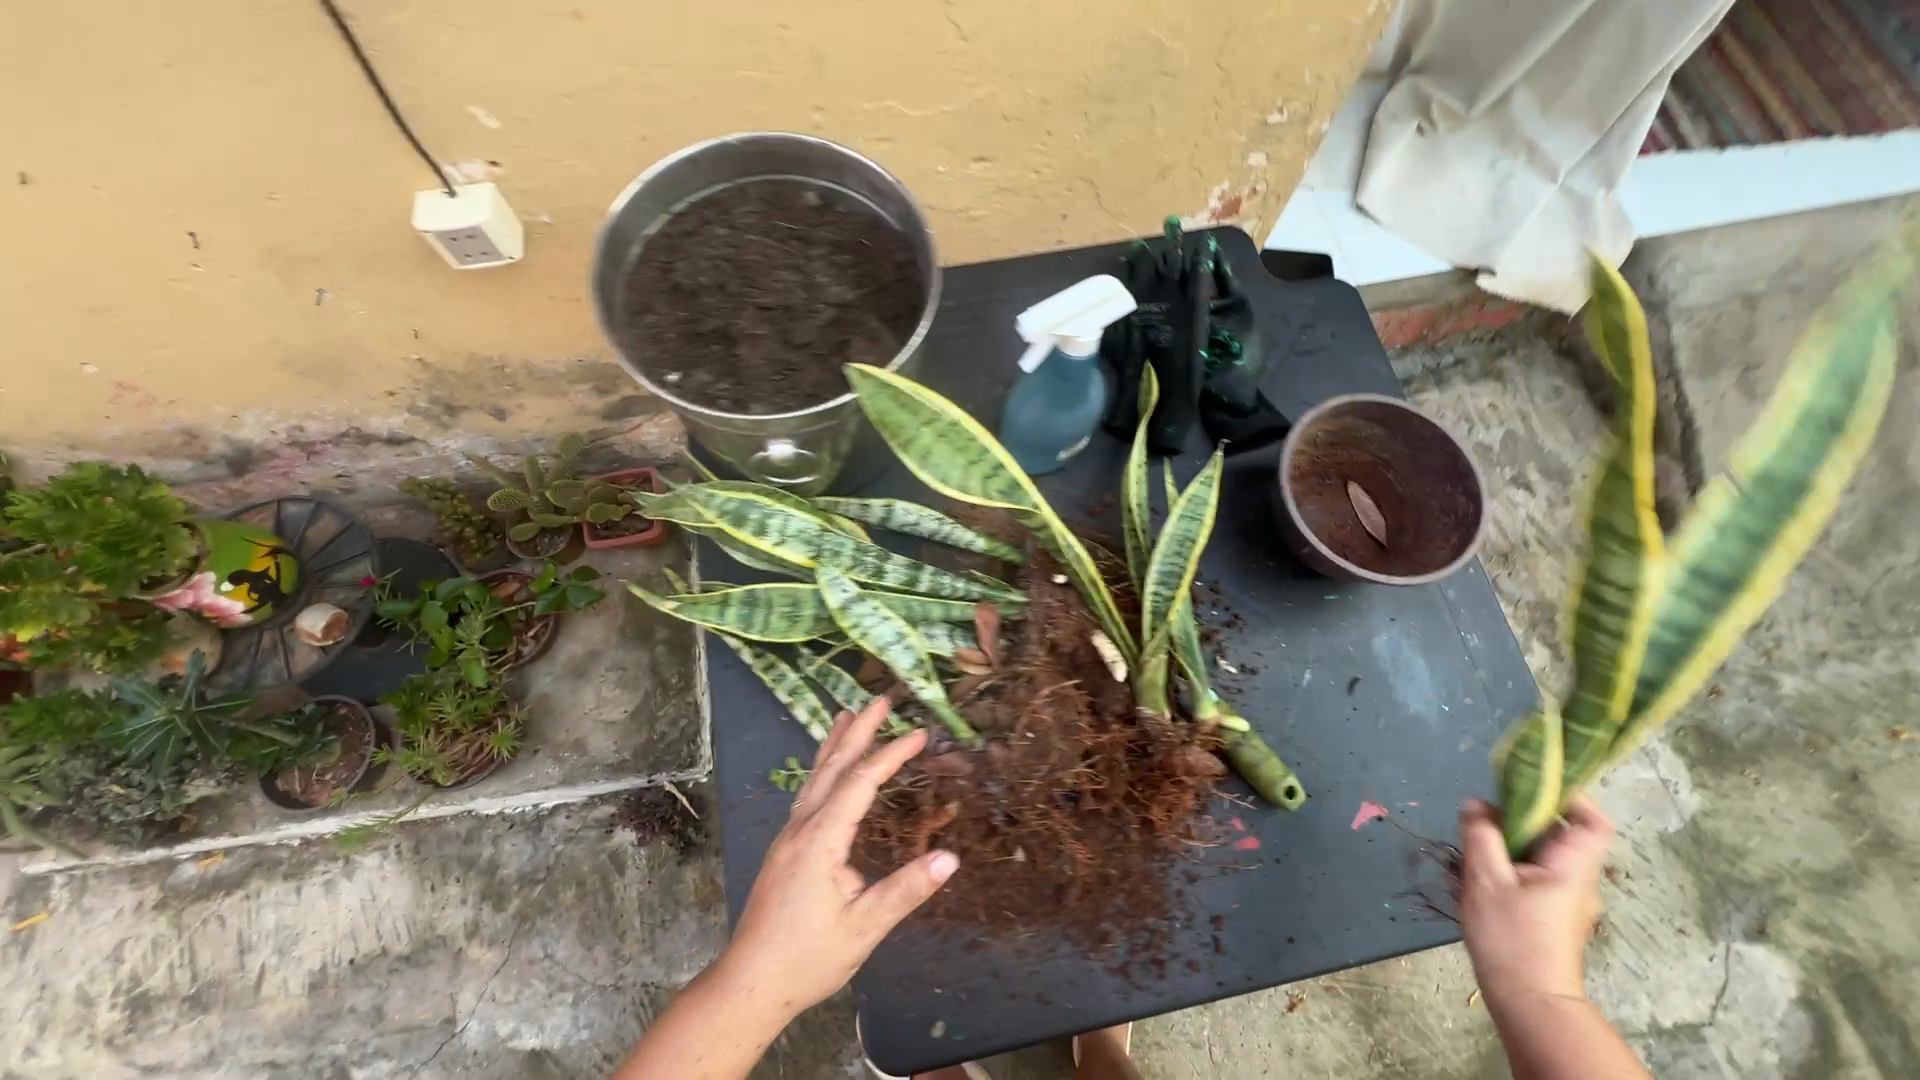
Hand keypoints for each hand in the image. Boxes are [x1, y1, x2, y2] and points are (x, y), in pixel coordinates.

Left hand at [720, 698, 959, 1014]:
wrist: (750, 982)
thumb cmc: (808, 958)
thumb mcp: (864, 927)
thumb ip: (906, 890)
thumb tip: (950, 859)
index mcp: (821, 839)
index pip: (861, 782)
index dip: (891, 755)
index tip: (920, 733)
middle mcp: (801, 827)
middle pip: (833, 767)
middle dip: (859, 731)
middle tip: (880, 700)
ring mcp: (788, 836)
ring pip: (815, 778)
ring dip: (835, 744)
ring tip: (846, 715)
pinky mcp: (784, 849)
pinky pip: (807, 793)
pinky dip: (822, 768)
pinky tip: (826, 772)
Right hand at [1457, 795, 1614, 1004]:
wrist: (1528, 1000)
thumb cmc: (1511, 936)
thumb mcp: (1486, 878)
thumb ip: (1481, 834)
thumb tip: (1476, 803)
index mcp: (1573, 868)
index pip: (1593, 822)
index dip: (1571, 797)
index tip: (1532, 785)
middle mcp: (1579, 881)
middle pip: (1560, 835)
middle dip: (1521, 818)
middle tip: (1483, 816)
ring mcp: (1567, 900)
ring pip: (1542, 855)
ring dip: (1509, 843)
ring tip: (1473, 847)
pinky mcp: (1551, 915)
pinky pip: (1534, 875)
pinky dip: (1509, 865)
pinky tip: (1479, 875)